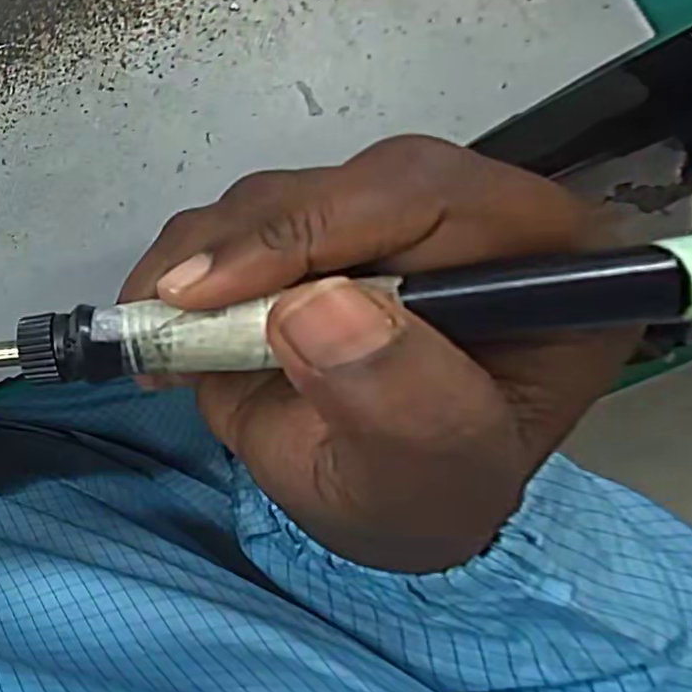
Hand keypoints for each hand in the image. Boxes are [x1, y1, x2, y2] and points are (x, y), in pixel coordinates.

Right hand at [119, 136, 638, 572]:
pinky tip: (159, 332)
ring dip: (186, 265)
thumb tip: (315, 305)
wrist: (356, 502)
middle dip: (228, 251)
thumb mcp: (424, 482)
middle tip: (164, 313)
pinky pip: (208, 232)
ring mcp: (354, 231)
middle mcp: (443, 227)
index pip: (416, 194)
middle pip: (319, 189)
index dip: (303, 228)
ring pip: (252, 204)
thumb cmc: (408, 498)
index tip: (209, 293)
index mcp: (533, 262)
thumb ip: (400, 404)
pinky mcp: (282, 248)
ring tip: (158, 337)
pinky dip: (163, 278)